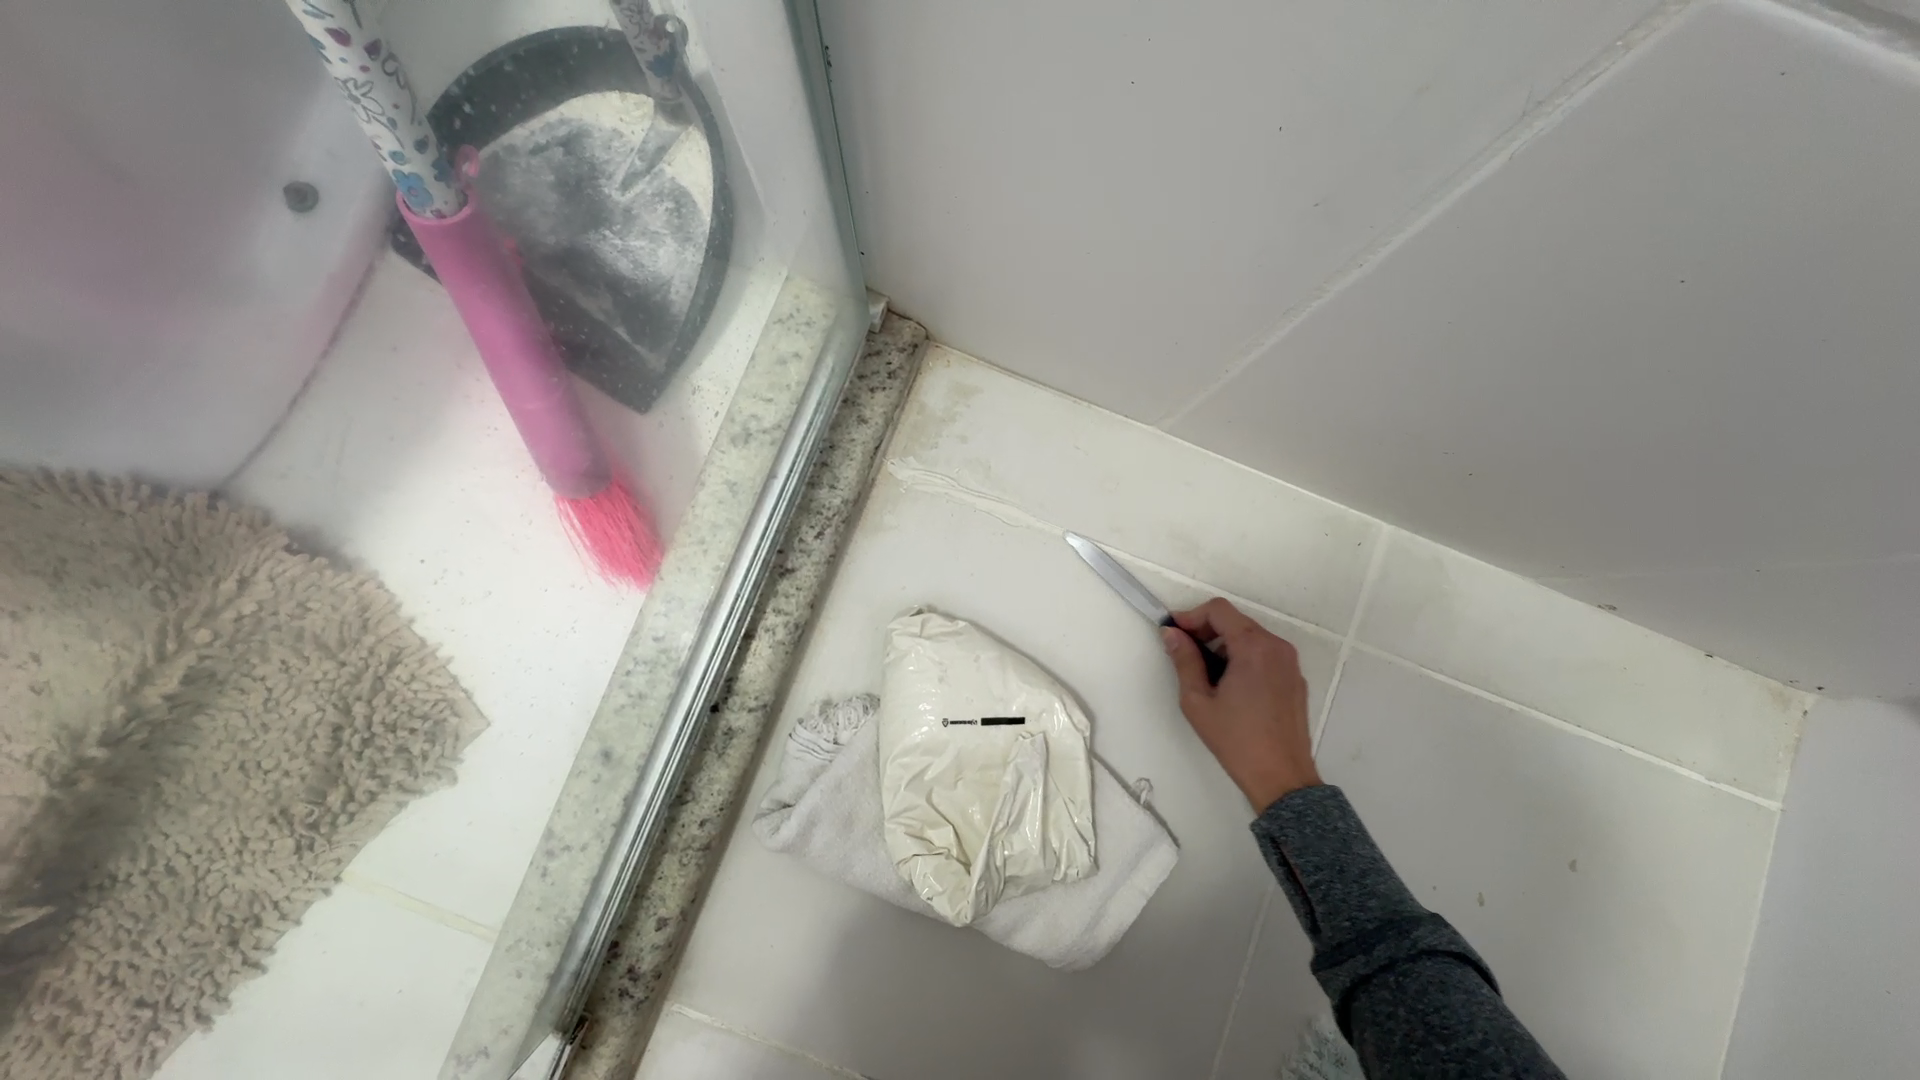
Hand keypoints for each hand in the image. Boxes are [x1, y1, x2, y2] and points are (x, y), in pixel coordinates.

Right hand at [1163, 598, 1320, 812]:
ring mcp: (1290, 663)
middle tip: (1183, 652)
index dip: (1191, 615)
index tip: (1172, 631)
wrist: (1281, 777)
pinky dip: (1244, 658)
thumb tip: (1172, 634)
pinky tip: (1231, 686)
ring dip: (1225, 645)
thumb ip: (1184, 660)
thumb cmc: (1235, 739)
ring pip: (1251, 637)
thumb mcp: (1197, 700)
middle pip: (1236, 620)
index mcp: (1253, 647)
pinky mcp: (1295, 679)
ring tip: (1206, 673)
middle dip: (1206, 630)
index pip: (1219, 610)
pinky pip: (1265, 654)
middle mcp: (1277, 647)